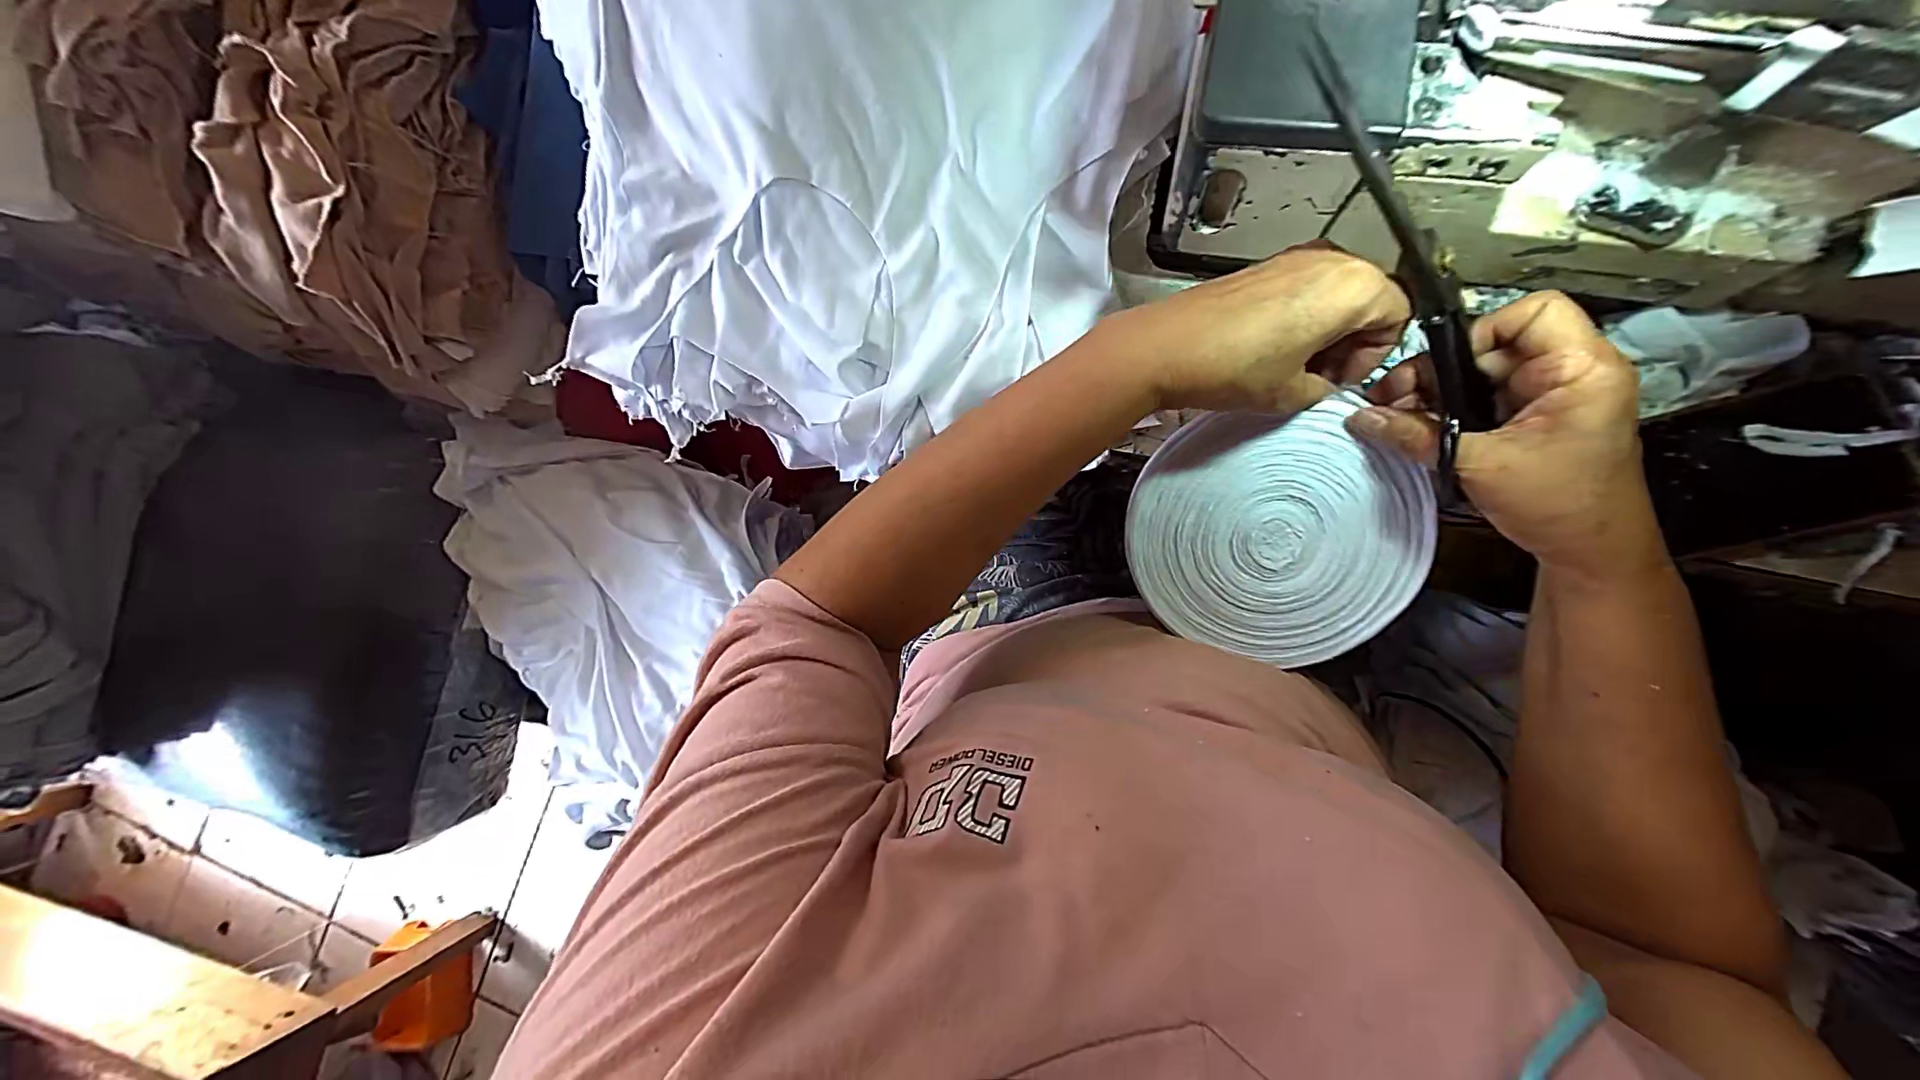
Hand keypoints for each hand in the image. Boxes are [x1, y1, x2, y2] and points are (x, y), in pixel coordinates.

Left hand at [1098, 244, 1410, 413]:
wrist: (1165, 348)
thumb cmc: (1226, 364)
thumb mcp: (1291, 393)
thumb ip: (1327, 388)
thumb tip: (1326, 384)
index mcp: (1354, 285)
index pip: (1398, 317)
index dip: (1373, 356)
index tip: (1341, 380)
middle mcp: (1329, 260)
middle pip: (1367, 301)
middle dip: (1349, 342)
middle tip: (1317, 376)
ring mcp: (1293, 259)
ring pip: (1334, 295)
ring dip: (1323, 331)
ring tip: (1288, 367)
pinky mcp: (1263, 268)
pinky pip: (1302, 290)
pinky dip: (1298, 318)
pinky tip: (1268, 350)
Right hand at [1347, 291, 1665, 579]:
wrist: (1587, 549)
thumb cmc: (1562, 505)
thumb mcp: (1480, 465)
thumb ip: (1419, 436)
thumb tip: (1365, 418)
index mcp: (1580, 370)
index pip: (1533, 312)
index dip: (1481, 331)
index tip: (1443, 369)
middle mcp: (1566, 373)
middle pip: (1490, 345)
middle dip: (1438, 371)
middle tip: (1394, 399)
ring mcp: (1545, 396)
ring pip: (1476, 374)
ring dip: (1435, 394)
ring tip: (1401, 419)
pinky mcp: (1526, 418)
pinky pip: (1477, 399)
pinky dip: (1446, 412)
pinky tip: (1421, 431)